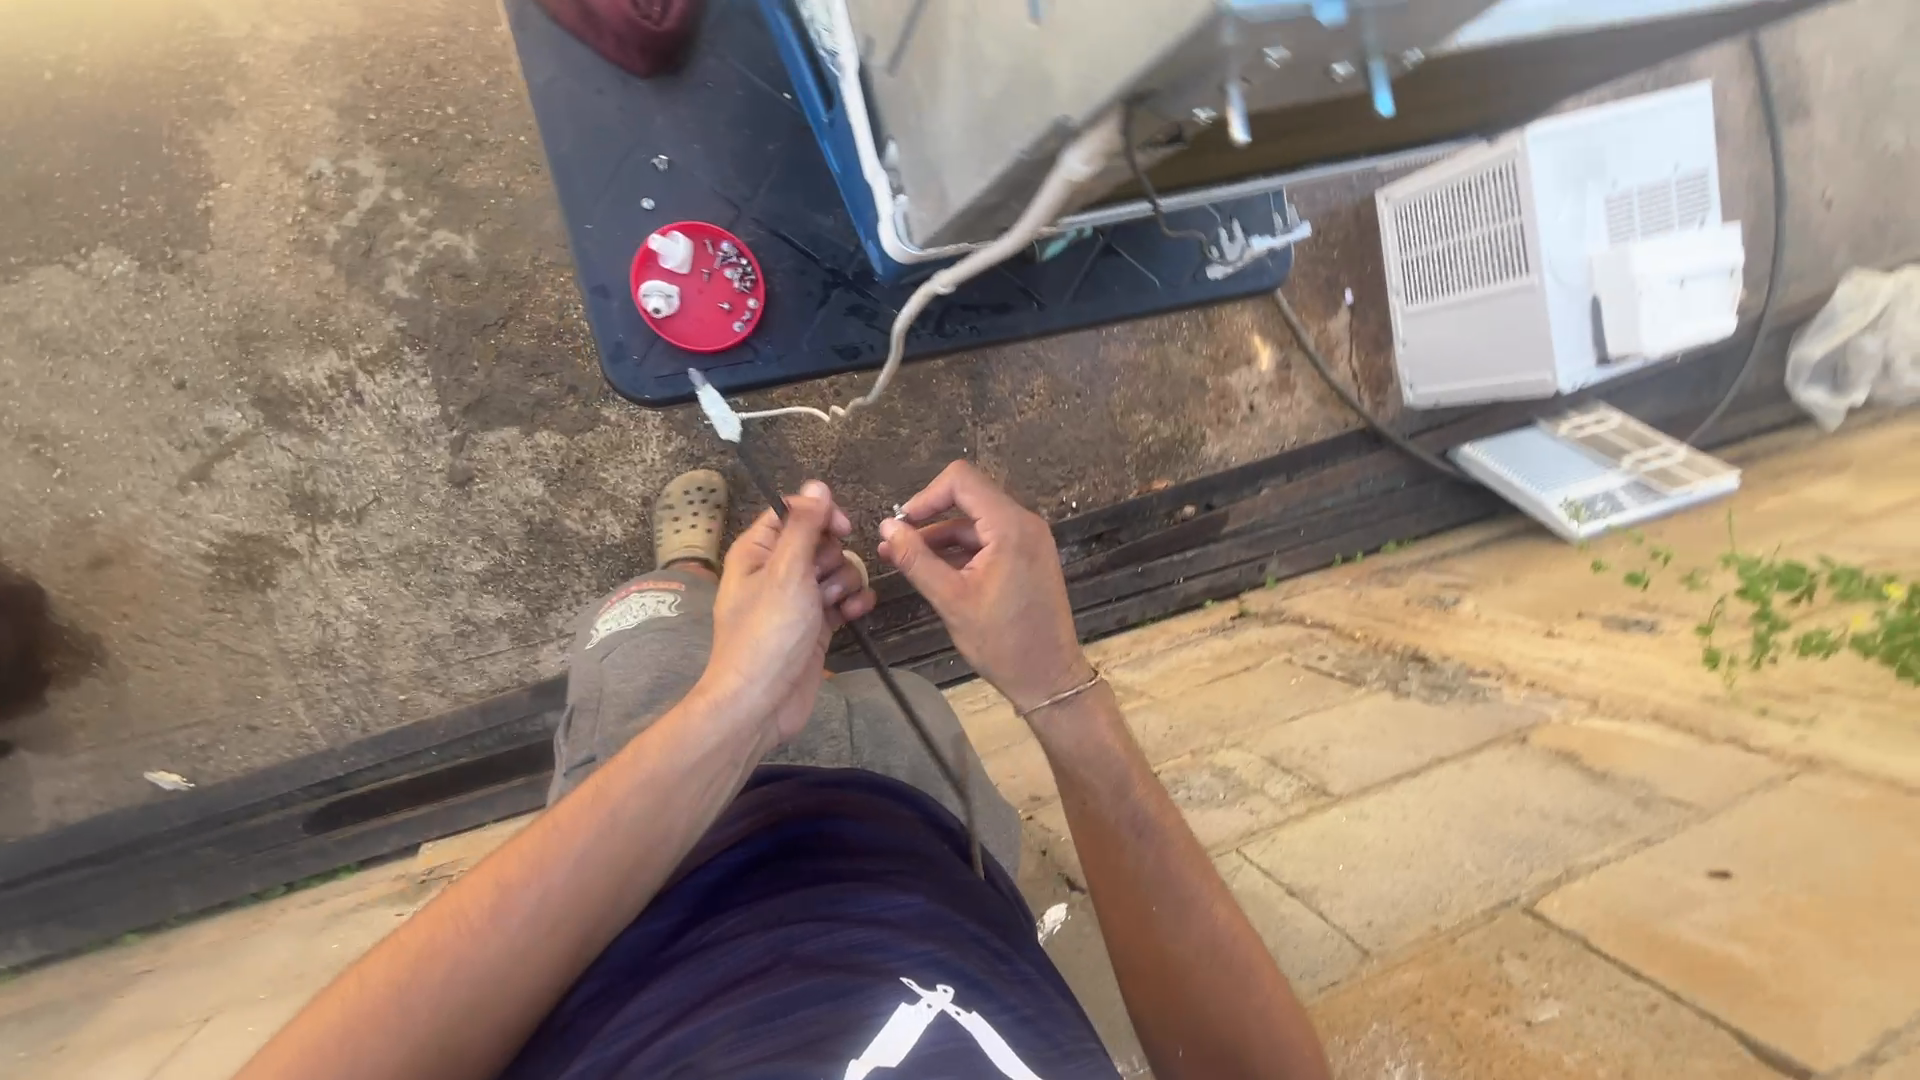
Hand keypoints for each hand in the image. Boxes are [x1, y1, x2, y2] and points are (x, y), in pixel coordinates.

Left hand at [698, 481, 874, 748]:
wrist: (761, 702)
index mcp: (758, 551)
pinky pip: (844, 599)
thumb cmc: (766, 634)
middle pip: (822, 541)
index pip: (793, 512)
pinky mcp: (816, 624)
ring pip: (837, 570)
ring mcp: (798, 599)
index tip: (842, 528)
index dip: (821, 515)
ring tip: (833, 605)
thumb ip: (805, 526)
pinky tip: (852, 615)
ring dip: (845, 583)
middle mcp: (776, 571)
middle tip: (822, 581)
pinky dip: (852, 604)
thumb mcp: (786, 572)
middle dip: (834, 557)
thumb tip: (818, 486)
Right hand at [877, 461, 1089, 714]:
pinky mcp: (1028, 556)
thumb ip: (916, 559)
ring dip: (940, 536)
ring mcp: (1029, 539)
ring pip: (975, 521)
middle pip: (968, 497)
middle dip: (929, 518)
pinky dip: (960, 550)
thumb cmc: (1003, 642)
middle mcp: (1025, 523)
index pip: (961, 480)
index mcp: (1011, 526)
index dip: (925, 496)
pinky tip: (933, 570)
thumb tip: (887, 528)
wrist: (1049, 678)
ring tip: (904, 559)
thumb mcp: (951, 599)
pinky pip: (988, 539)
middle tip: (896, 544)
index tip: (900, 524)